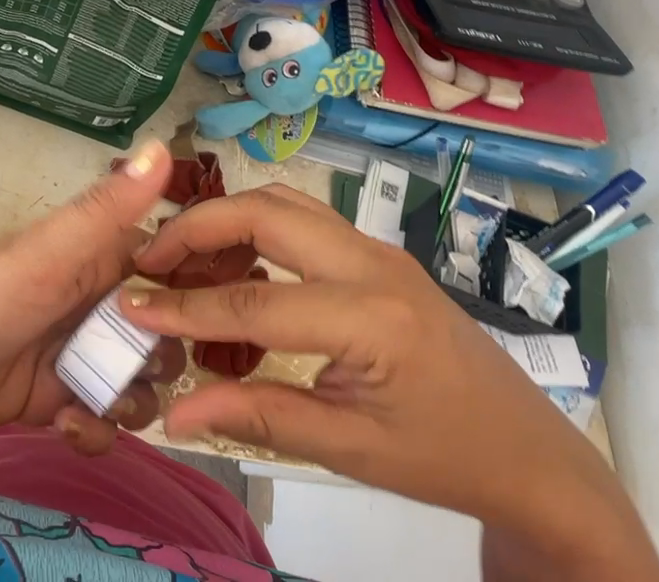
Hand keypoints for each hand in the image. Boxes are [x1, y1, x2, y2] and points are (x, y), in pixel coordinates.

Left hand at [0, 140, 186, 454]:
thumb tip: (164, 146)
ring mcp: (72, 356)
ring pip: (138, 382)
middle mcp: (89, 304)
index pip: (165, 265)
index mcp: (92, 259)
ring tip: (95, 403)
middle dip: (162, 357)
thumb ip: (106, 211)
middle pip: (161, 333)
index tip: (218, 313)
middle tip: (137, 368)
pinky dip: (96, 429)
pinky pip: (103, 420)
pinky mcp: (55, 402)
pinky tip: (65, 426)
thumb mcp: (45, 255)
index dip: (194, 288)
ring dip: (131, 401)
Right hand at [121, 184, 658, 579]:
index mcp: (370, 318)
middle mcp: (372, 264)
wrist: (530, 451)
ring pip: (283, 202)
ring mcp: (377, 251)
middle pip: (265, 212)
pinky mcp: (376, 255)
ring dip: (225, 220)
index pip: (254, 300)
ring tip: (183, 261)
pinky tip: (233, 271)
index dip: (184, 306)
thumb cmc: (443, 456)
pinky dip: (254, 230)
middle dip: (196, 227)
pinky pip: (302, 221)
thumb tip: (172, 416)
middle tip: (148, 260)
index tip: (128, 303)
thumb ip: (257, 417)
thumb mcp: (348, 448)